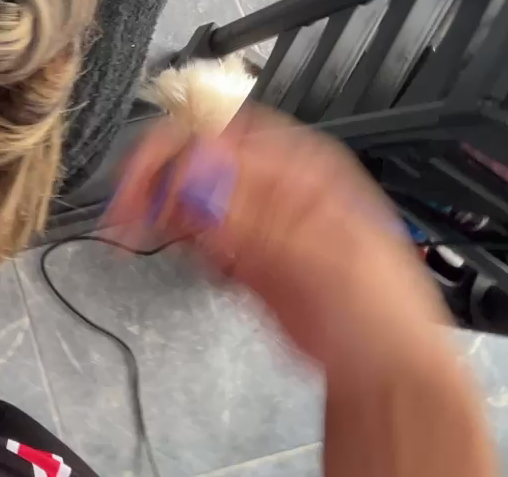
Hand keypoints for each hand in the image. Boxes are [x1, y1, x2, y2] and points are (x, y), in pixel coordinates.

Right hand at [105, 106, 454, 378]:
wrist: (383, 376)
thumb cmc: (377, 311)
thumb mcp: (321, 256)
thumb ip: (255, 216)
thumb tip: (194, 179)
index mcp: (299, 163)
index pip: (220, 132)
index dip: (174, 152)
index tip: (141, 184)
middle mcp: (269, 179)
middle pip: (194, 156)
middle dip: (154, 179)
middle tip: (124, 211)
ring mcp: (250, 213)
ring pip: (184, 188)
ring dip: (154, 205)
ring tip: (132, 229)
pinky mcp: (236, 246)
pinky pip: (189, 223)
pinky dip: (169, 231)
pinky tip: (167, 246)